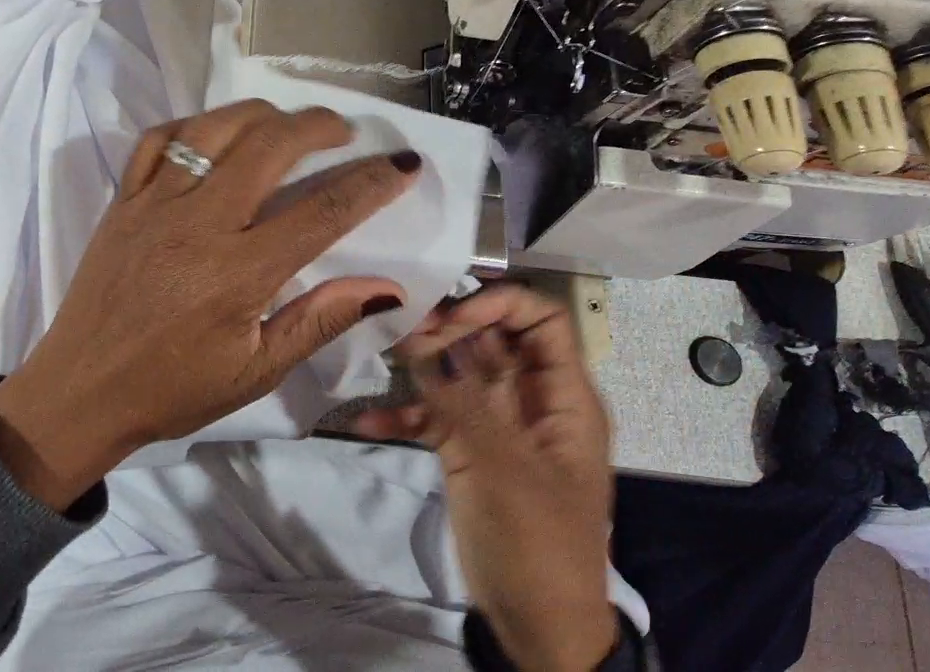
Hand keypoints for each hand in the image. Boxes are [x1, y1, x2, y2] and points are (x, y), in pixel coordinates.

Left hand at [0, 99, 421, 510]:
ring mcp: (153, 204)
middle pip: (270, 146)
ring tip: (286, 123)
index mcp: (239, 271)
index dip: (371, 183)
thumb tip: (387, 287)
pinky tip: (213, 134)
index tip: (402, 163)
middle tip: (343, 131)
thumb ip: (320, 320)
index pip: (322, 211)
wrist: (82, 390)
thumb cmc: (173, 389)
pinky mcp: (122, 201)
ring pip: (213, 129)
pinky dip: (192, 125)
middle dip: (318, 126)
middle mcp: (198, 223)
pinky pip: (156, 141)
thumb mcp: (256, 372)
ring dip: (259, 114)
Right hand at [353, 286, 616, 671]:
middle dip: (448, 328)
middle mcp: (531, 401)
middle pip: (491, 339)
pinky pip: (434, 417)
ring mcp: (496, 426)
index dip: (498, 305)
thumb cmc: (538, 543)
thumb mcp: (504, 467)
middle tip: (402, 331)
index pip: (542, 321)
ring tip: (382, 356)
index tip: (448, 315)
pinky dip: (404, 416)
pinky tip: (366, 421)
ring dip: (420, 364)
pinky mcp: (467, 451)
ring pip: (457, 372)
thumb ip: (462, 399)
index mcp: (563, 399)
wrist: (536, 624)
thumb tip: (424, 337)